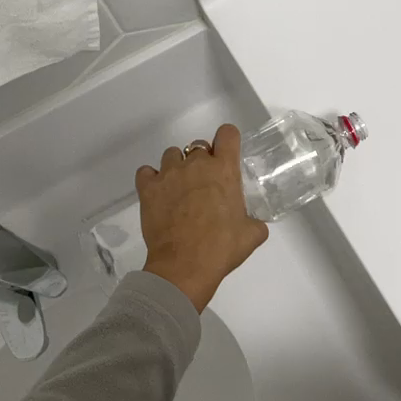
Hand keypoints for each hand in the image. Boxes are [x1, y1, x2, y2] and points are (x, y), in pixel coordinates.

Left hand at [136, 124, 266, 311]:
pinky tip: (158, 194)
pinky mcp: (147, 189)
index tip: (227, 155)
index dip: (228, 141)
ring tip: (179, 189)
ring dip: (177, 167)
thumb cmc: (221, 248)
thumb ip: (255, 222)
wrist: (184, 266)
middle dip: (203, 161)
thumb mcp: (252, 235)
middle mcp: (196, 164)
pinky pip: (146, 172)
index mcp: (224, 169)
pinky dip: (151, 179)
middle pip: (199, 146)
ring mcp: (169, 174)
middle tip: (205, 185)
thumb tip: (254, 225)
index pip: (228, 134)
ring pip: (172, 154)